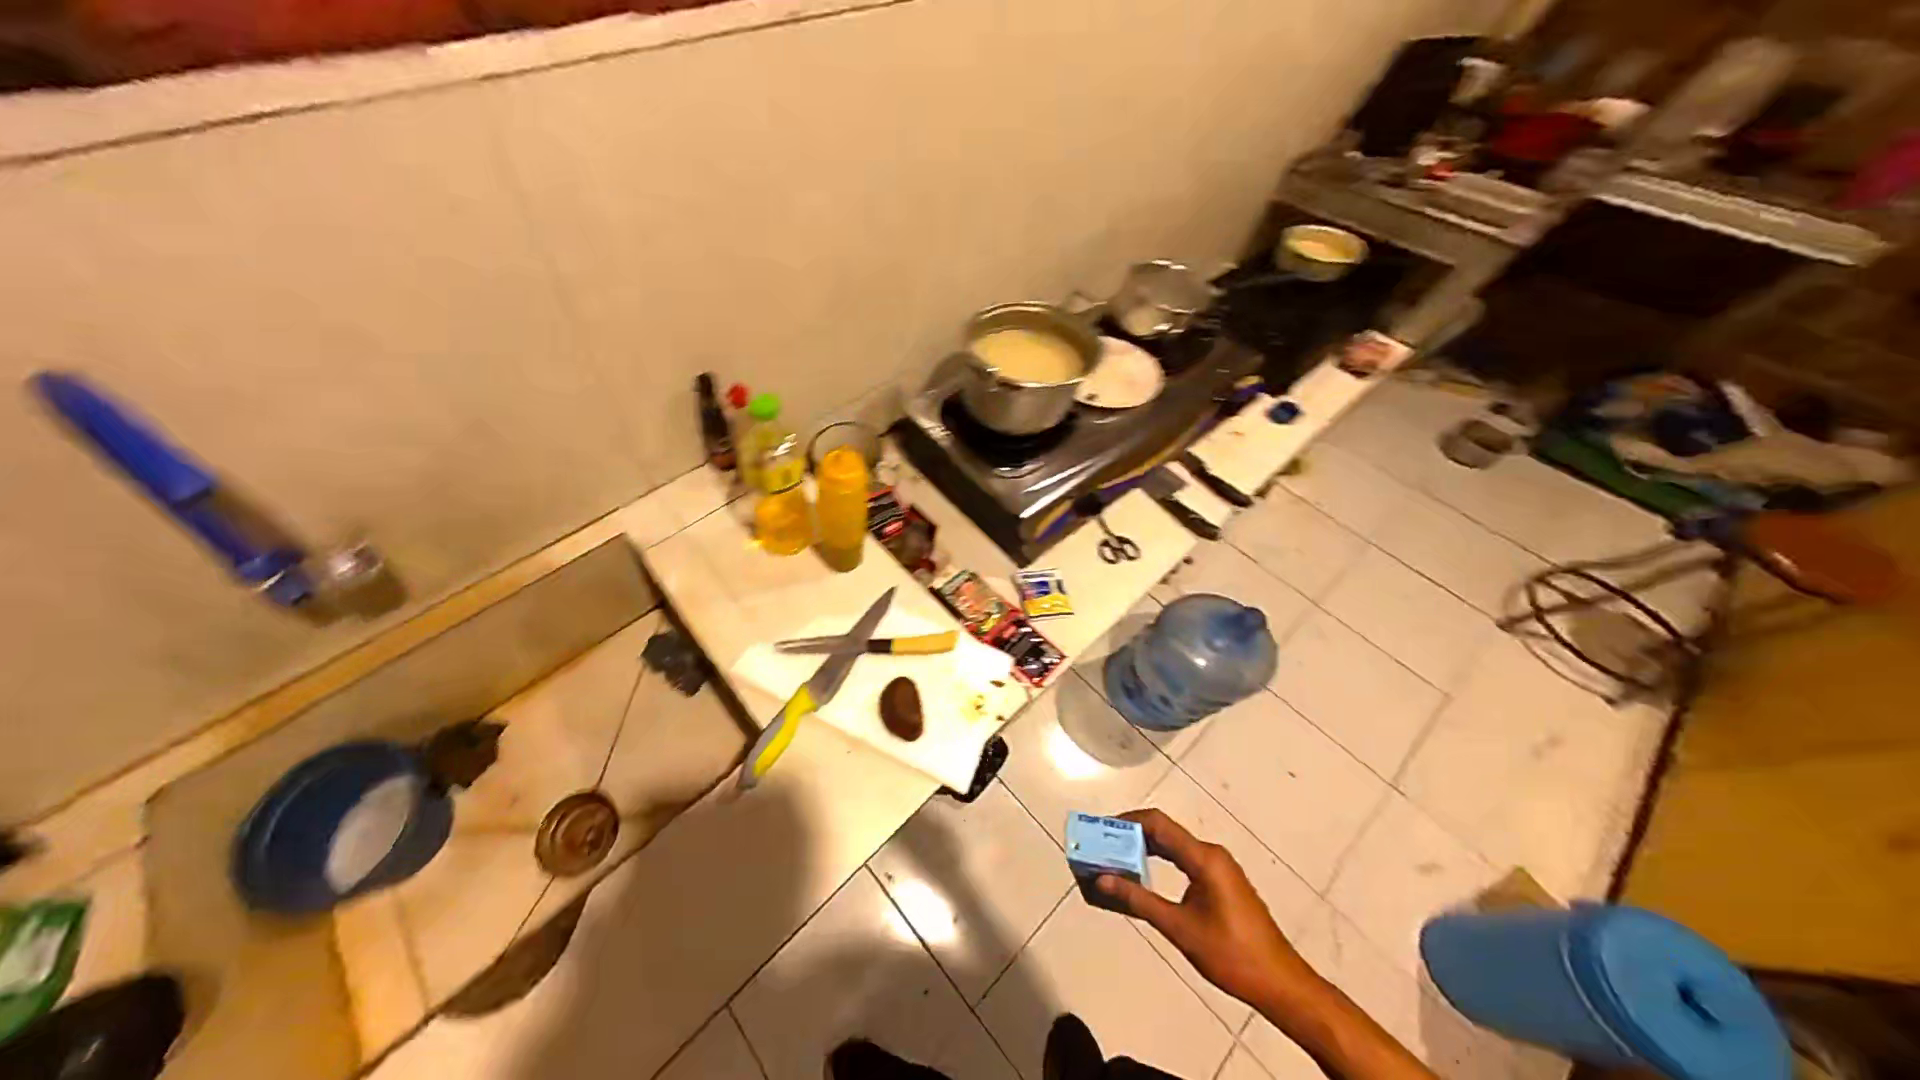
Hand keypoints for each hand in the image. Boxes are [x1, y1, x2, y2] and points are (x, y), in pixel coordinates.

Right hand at [1097, 809, 1322, 1011]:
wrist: (1279, 983)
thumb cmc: (1230, 955)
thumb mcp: (1179, 928)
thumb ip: (1139, 900)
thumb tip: (1103, 880)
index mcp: (1204, 858)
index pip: (1158, 824)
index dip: (1127, 822)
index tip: (1100, 831)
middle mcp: (1211, 854)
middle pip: (1165, 832)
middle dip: (1131, 837)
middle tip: (1101, 849)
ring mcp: (1219, 868)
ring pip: (1174, 848)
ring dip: (1144, 851)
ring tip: (1114, 863)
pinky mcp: (1221, 883)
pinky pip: (1184, 862)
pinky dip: (1160, 865)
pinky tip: (1143, 880)